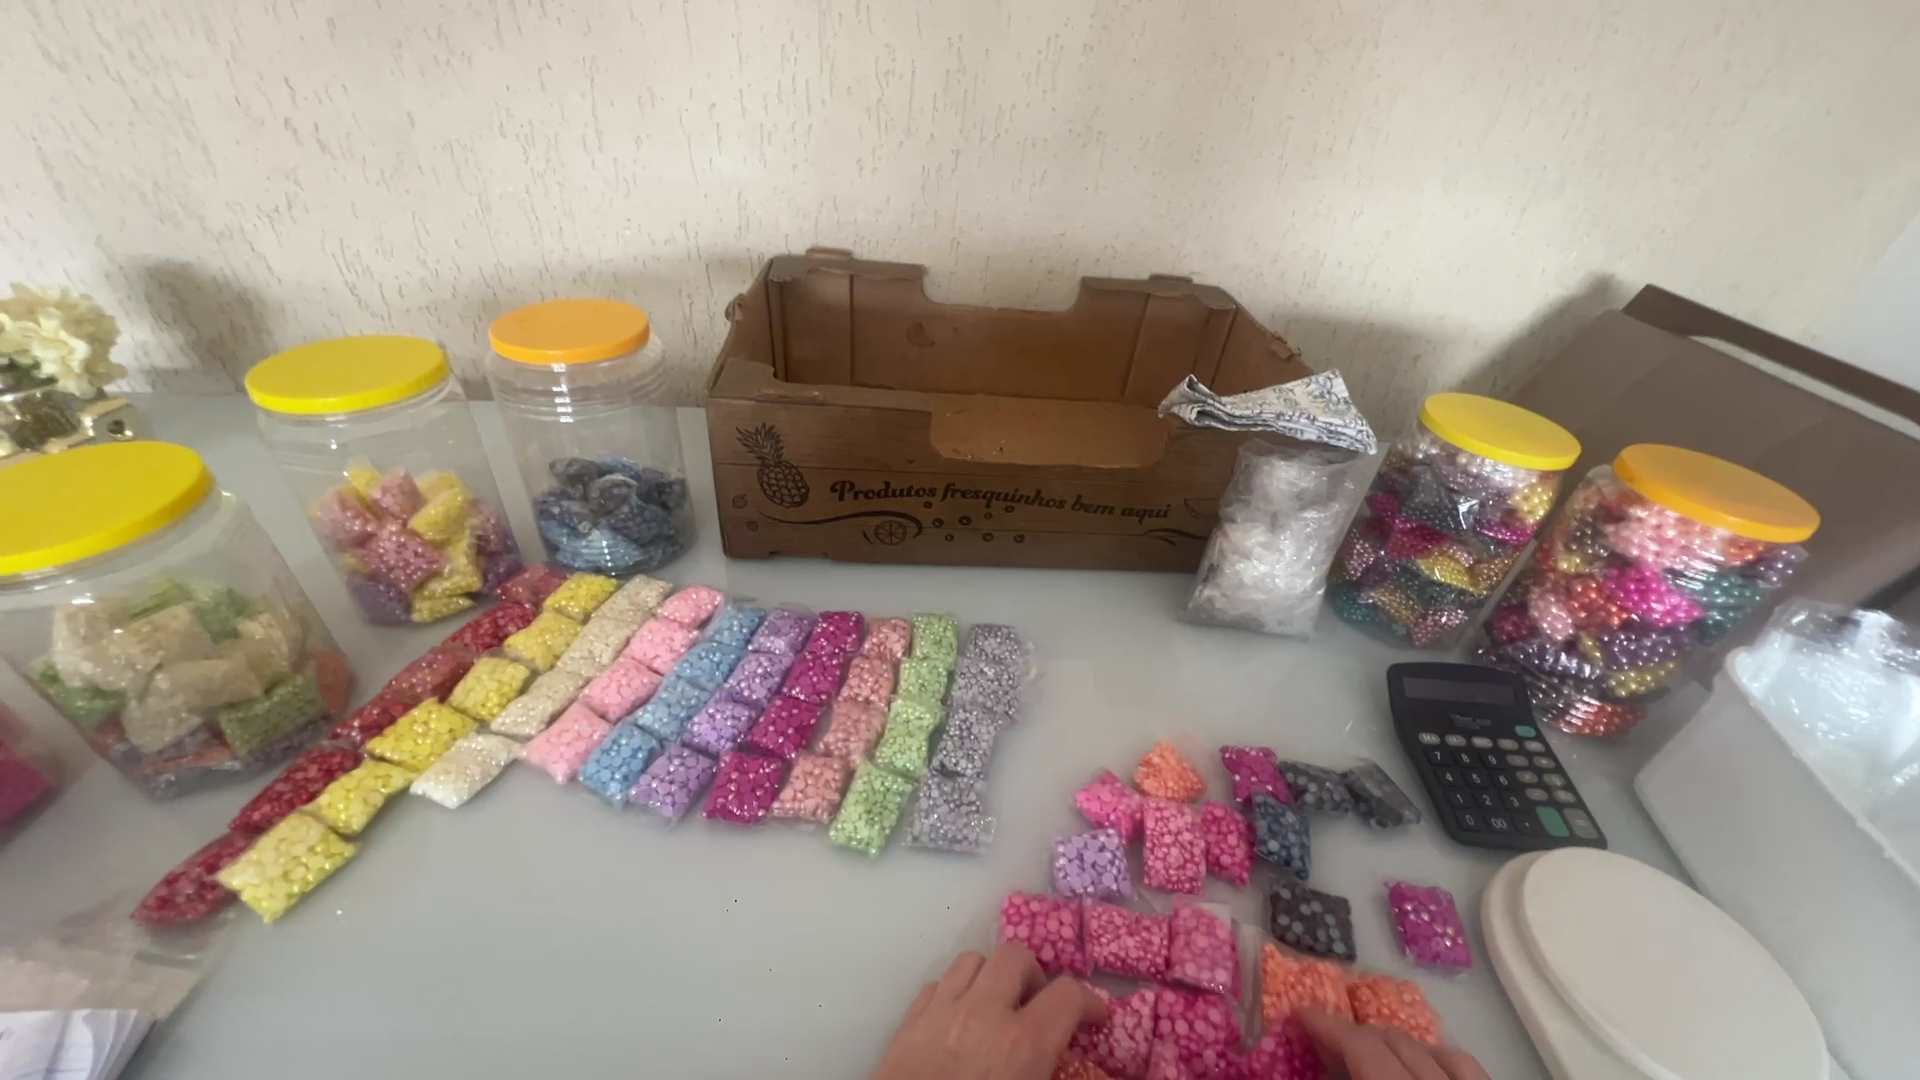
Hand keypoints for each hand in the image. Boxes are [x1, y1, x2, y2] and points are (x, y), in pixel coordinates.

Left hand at [871, 943, 1108, 1079]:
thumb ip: (1050, 1073)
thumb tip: (1070, 1068)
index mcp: (1021, 1045)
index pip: (1067, 995)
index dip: (1088, 1001)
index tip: (1093, 1015)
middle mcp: (982, 1014)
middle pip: (1015, 956)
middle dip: (1033, 977)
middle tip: (1036, 1007)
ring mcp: (940, 1012)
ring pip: (972, 960)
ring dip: (990, 978)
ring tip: (995, 1008)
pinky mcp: (908, 1022)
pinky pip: (937, 984)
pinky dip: (953, 993)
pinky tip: (957, 1021)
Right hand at [1298, 1009, 1491, 1079]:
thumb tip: (1314, 1061)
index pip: (1363, 1048)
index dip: (1327, 1027)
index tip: (1301, 1015)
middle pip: (1399, 1043)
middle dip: (1359, 1034)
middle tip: (1331, 1041)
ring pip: (1443, 1052)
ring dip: (1404, 1046)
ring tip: (1380, 1053)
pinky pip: (1472, 1072)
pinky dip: (1444, 1062)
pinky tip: (1429, 1072)